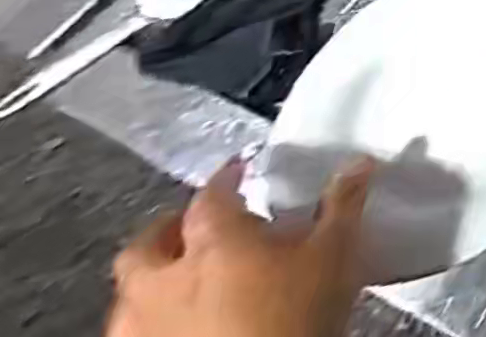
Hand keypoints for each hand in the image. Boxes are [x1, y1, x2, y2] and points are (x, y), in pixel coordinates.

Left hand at [108, 155, 374, 336]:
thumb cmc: (298, 307)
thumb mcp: (337, 247)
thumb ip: (343, 202)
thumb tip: (356, 163)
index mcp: (215, 244)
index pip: (210, 199)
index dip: (225, 178)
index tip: (239, 166)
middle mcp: (165, 281)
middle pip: (145, 246)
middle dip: (167, 227)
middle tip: (193, 219)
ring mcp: (142, 326)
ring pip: (130, 291)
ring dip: (154, 272)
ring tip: (186, 269)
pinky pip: (133, 325)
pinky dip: (153, 310)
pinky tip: (180, 315)